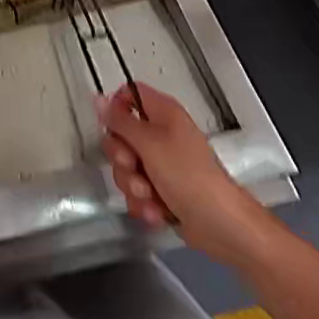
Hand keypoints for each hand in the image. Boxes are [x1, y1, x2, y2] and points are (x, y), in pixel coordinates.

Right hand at [100, 82, 274, 268]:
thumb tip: (99, 98)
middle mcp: (161, 134)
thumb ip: (120, 121)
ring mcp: (162, 163)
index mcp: (162, 113)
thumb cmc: (187, 175)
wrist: (219, 224)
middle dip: (122, 158)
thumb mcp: (149, 144)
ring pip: (127, 167)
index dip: (116, 108)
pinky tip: (156, 211)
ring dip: (133, 185)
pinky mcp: (162, 190)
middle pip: (122, 135)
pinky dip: (143, 202)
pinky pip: (137, 189)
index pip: (130, 94)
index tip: (112, 128)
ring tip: (150, 195)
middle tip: (133, 166)